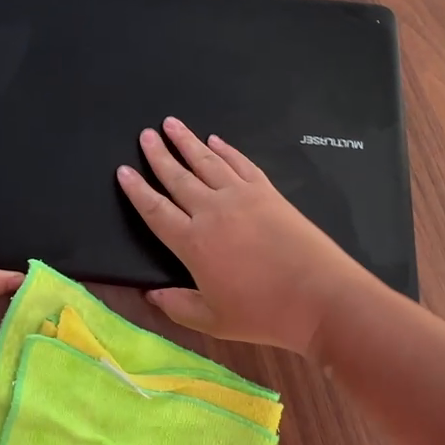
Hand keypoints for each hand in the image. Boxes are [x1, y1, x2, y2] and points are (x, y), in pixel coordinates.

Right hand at [117, 116, 381, 357]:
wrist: (322, 298)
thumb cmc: (264, 314)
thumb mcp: (213, 321)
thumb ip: (178, 306)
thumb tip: (151, 294)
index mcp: (192, 242)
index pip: (155, 209)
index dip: (137, 190)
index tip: (123, 170)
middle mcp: (211, 211)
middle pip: (177, 176)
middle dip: (158, 154)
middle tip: (145, 134)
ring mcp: (241, 197)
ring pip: (206, 161)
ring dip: (187, 141)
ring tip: (171, 123)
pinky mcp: (267, 193)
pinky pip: (241, 163)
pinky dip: (226, 150)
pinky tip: (215, 140)